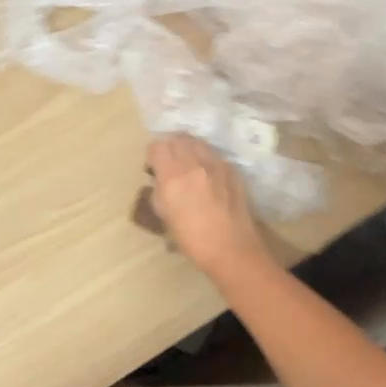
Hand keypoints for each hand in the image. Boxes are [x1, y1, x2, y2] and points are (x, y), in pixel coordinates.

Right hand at [147, 135, 272, 276]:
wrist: (231, 248)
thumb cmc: (193, 240)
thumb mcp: (165, 217)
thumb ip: (159, 192)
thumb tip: (160, 181)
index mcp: (172, 176)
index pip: (157, 146)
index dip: (153, 156)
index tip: (153, 168)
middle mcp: (194, 163)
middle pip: (177, 138)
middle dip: (170, 148)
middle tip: (170, 164)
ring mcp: (216, 163)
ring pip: (197, 142)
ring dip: (189, 149)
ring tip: (188, 166)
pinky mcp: (232, 169)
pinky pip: (214, 155)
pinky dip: (206, 159)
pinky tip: (208, 177)